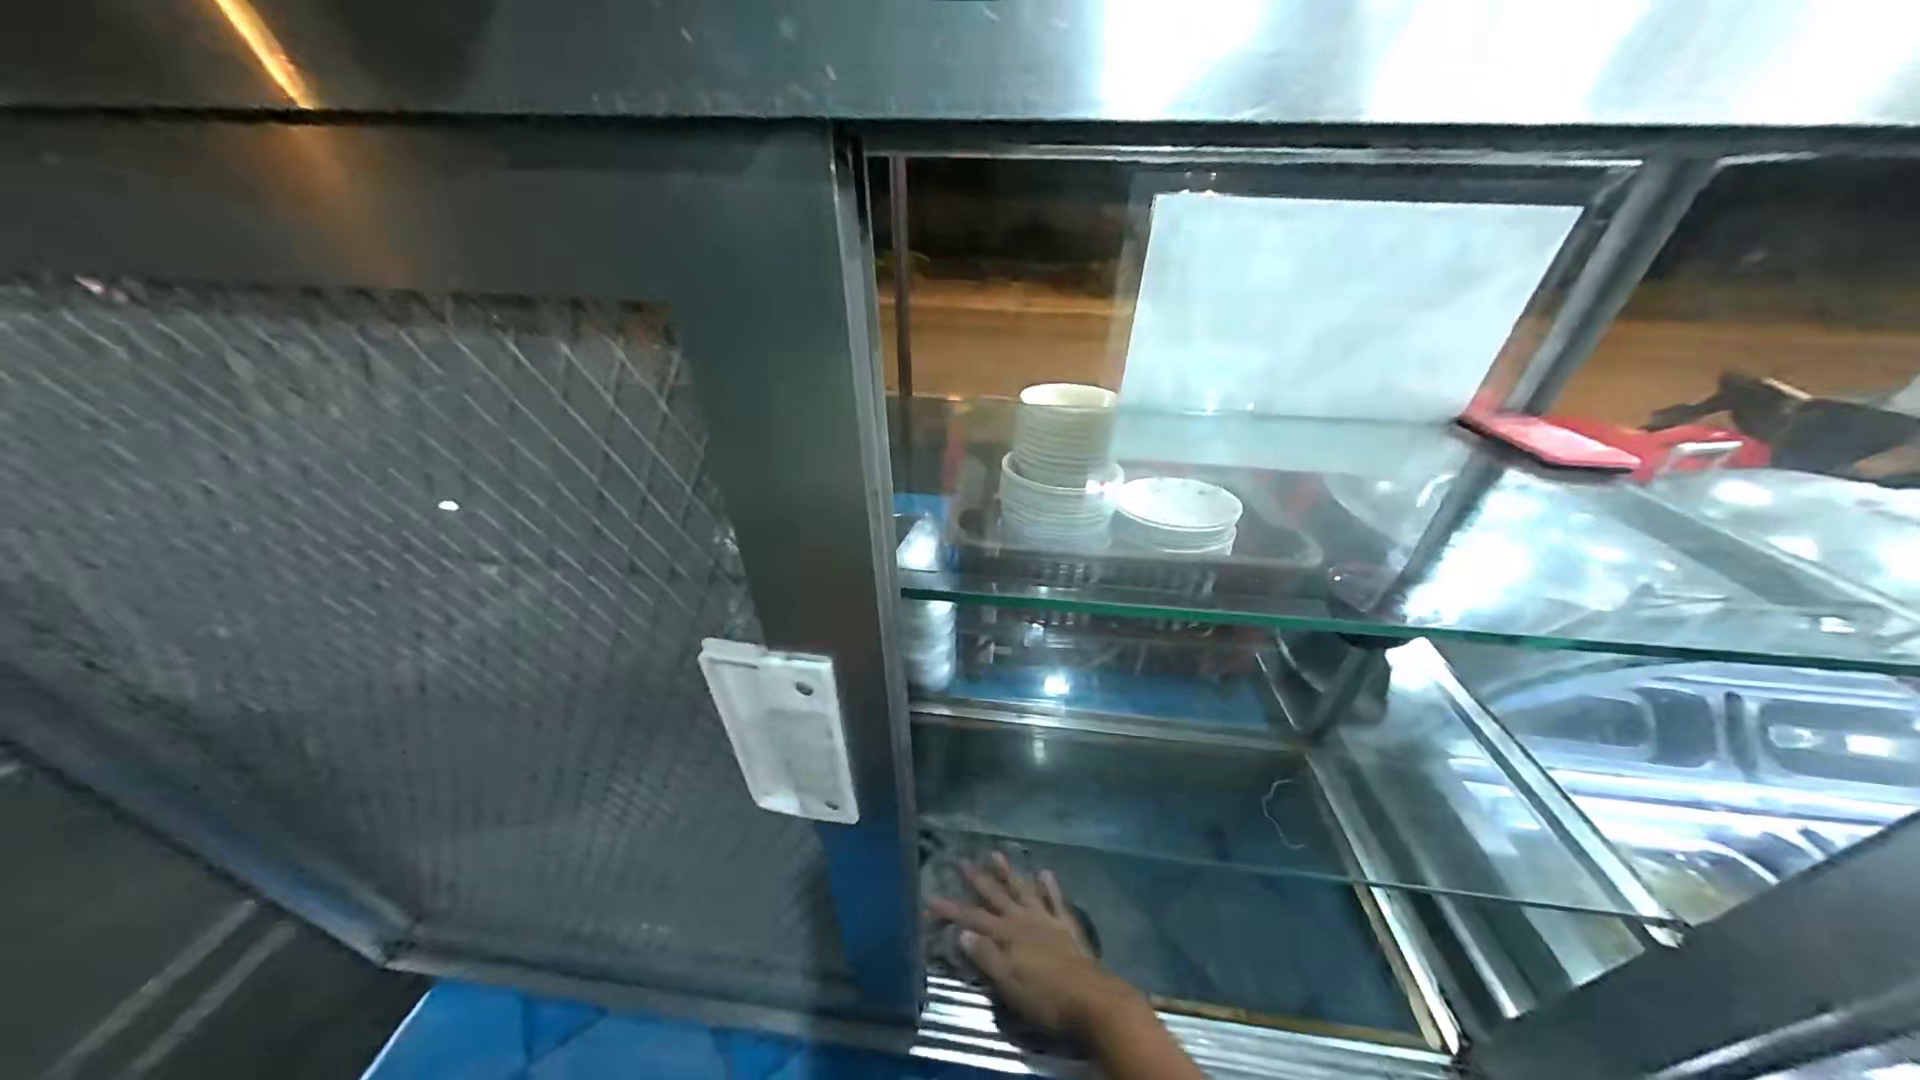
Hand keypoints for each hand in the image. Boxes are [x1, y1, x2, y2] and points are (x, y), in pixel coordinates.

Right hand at [928, 851, 1142, 1034]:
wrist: (1089, 997)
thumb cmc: (1043, 995)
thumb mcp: (1007, 982)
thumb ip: (985, 956)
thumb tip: (963, 933)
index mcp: (1005, 935)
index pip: (972, 918)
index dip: (951, 909)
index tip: (932, 897)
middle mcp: (1022, 920)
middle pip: (995, 896)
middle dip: (977, 880)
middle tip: (962, 860)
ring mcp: (1045, 919)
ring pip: (1022, 890)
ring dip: (1009, 873)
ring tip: (996, 853)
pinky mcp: (1066, 926)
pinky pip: (1055, 900)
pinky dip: (1049, 886)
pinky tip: (1045, 872)